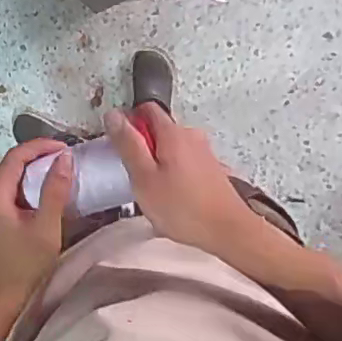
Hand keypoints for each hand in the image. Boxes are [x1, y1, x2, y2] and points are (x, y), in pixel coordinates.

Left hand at [0, 138, 74, 300]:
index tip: (66, 147)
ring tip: (64, 166)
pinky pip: (15, 184)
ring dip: (38, 166)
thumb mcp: (46, 226)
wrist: (7, 288)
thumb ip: (55, 191)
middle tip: (69, 155)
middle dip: (40, 154)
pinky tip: (52, 183)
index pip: (16, 156)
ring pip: (15, 172)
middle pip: (13, 161)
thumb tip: (65, 159)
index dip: (41, 146)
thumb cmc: (26, 261)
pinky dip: (33, 179)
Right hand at [104, 106, 285, 263]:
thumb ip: (127, 143)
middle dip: (142, 146)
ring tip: (153, 189)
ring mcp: (203, 153)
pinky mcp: (210, 170)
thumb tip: (114, 116)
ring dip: (156, 162)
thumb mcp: (143, 176)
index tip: (122, 145)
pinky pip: (182, 162)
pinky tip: (170, 196)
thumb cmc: (184, 208)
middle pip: (157, 128)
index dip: (128, 123)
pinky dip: (172, 174)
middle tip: (136, 173)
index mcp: (173, 134)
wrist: (227, 231)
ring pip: (169, 147)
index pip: (146, 109)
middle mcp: (191, 137)